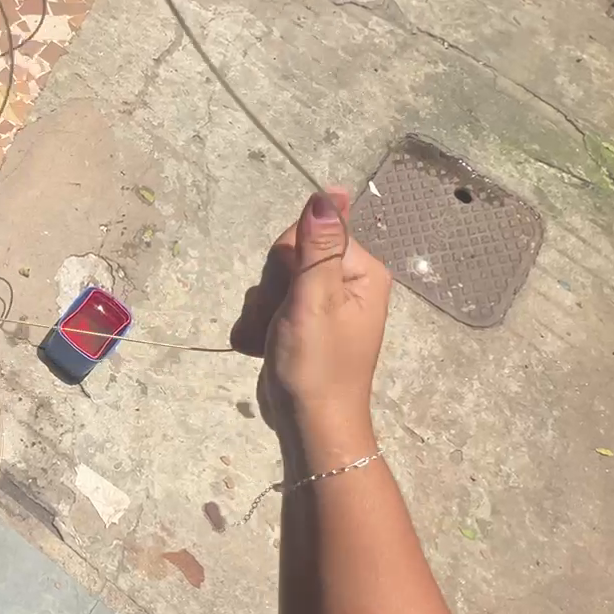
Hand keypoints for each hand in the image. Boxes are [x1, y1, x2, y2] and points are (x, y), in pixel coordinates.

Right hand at [229, 190, 390, 457]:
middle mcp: (341, 284)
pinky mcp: (295, 327)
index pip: (307, 235)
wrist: (309, 422)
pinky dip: (255, 330)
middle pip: (284, 260)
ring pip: (267, 287)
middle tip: (281, 321)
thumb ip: (318, 246)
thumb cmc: (317, 364)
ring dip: (258, 314)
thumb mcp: (315, 301)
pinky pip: (262, 311)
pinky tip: (263, 348)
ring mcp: (316, 307)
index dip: (287, 262)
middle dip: (270, 291)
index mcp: (358, 271)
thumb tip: (330, 191)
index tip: (292, 294)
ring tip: (271, 341)